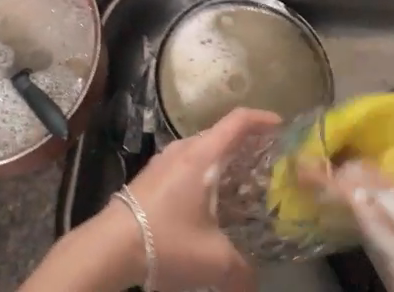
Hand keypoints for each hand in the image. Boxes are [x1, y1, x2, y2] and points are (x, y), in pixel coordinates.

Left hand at [18, 107, 279, 291]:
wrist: (111, 246)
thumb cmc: (167, 241)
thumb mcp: (214, 260)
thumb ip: (242, 270)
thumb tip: (255, 282)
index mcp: (202, 155)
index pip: (237, 121)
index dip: (262, 118)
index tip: (282, 125)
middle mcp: (183, 149)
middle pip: (220, 134)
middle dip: (246, 143)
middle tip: (268, 162)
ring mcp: (164, 161)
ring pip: (201, 149)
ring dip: (223, 159)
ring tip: (242, 184)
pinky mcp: (151, 176)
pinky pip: (186, 163)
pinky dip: (204, 172)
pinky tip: (209, 201)